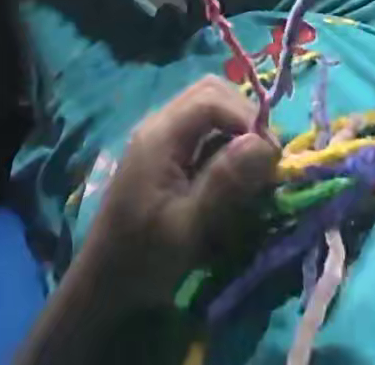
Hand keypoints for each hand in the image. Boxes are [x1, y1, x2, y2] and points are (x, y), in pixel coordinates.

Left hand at [80, 77, 279, 309]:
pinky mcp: (164, 152)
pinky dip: (223, 138)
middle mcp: (159, 124)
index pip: (211, 98)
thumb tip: (265, 144)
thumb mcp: (189, 225)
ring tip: (253, 164)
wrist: (104, 282)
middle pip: (209, 92)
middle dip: (243, 116)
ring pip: (206, 106)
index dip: (247, 118)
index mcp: (160, 135)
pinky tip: (233, 170)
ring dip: (235, 126)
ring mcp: (160, 135)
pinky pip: (200, 127)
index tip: (271, 156)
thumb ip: (225, 181)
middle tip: (264, 157)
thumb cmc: (143, 257)